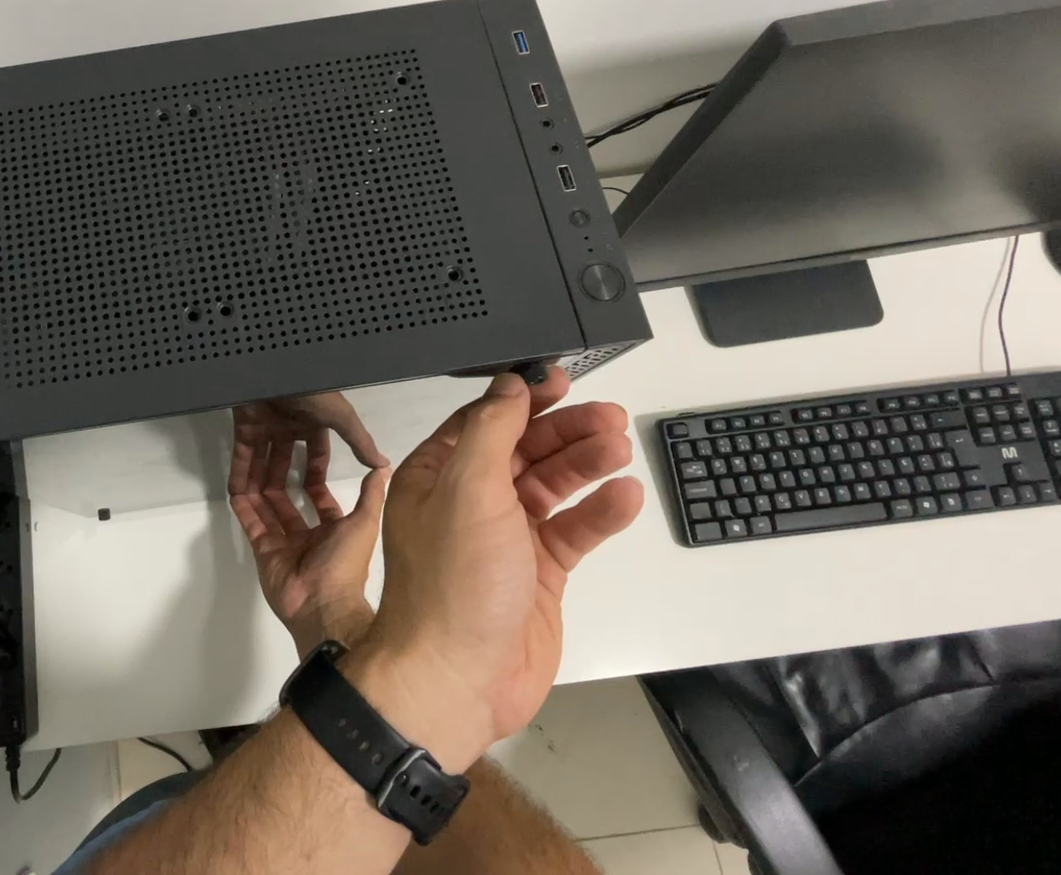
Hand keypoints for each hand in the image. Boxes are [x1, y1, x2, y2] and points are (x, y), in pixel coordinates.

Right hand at [228, 394, 390, 656]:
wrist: (322, 605)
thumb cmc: (346, 562)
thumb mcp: (365, 523)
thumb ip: (371, 495)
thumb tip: (384, 467)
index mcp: (333, 531)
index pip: (320, 500)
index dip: (312, 480)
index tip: (302, 456)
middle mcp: (308, 537)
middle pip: (290, 504)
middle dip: (281, 481)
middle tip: (270, 455)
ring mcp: (283, 545)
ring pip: (268, 511)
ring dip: (260, 490)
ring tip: (250, 463)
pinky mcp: (264, 552)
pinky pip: (253, 525)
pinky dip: (245, 509)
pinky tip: (236, 487)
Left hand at [348, 370, 642, 771]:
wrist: (459, 678)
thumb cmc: (452, 584)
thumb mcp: (466, 491)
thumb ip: (490, 433)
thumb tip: (508, 387)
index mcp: (436, 477)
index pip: (482, 423)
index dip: (521, 401)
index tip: (561, 383)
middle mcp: (466, 502)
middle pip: (522, 450)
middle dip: (564, 431)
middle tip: (610, 418)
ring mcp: (503, 537)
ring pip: (550, 486)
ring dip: (585, 465)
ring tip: (620, 448)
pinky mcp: (535, 571)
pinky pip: (571, 530)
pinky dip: (597, 513)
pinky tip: (624, 496)